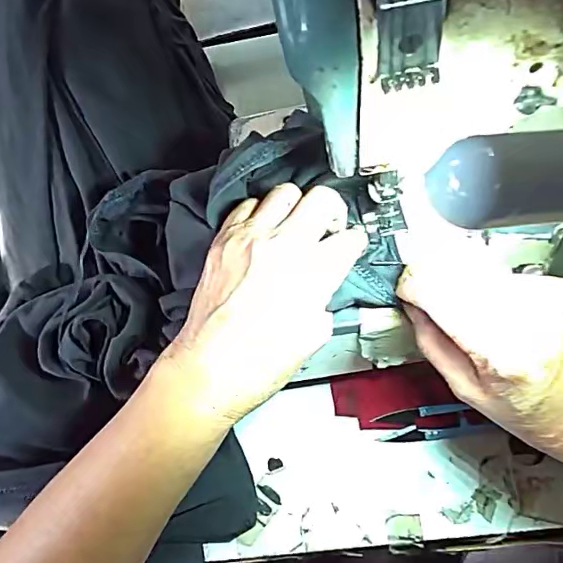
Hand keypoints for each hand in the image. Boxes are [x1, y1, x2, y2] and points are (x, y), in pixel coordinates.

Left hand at [158, 184, 368, 424]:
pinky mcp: (223, 242)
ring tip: (295, 222)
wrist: (208, 369)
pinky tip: (261, 229)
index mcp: (313, 273)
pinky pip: (245, 206)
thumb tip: (322, 289)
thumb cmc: (255, 365)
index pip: (350, 238)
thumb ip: (324, 301)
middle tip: (328, 226)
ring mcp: (249, 240)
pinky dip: (258, 212)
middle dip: (332, 211)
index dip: (355, 242)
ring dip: (296, 205)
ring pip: (284, 192)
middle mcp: (282, 248)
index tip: (350, 246)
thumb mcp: (313, 337)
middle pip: (322, 200)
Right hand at [396, 264, 562, 473]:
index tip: (404, 290)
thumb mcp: (470, 391)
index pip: (438, 290)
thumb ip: (434, 344)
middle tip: (424, 291)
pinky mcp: (559, 285)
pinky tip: (502, 314)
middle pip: (459, 268)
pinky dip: (494, 288)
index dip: (412, 285)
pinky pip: (507, 275)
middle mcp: (530, 315)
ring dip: (463, 282)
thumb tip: (414, 308)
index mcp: (503, 352)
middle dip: (434, 277)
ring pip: (481, 266)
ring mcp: (548, 296)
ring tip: (471, 315)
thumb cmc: (542, 414)